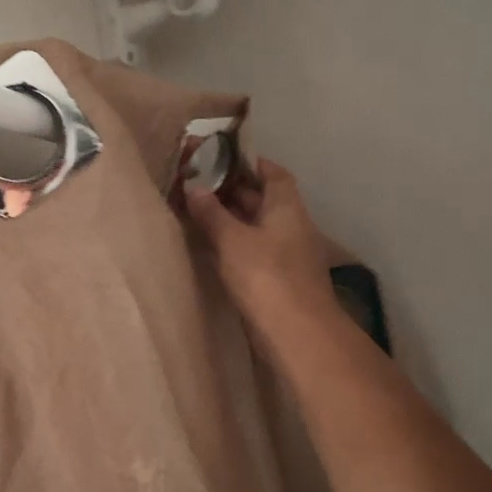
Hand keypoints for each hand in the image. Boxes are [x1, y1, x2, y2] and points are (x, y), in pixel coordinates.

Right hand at [184, 158, 340, 323]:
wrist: (296, 332)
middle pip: (262, 198)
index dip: (250, 163)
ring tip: (196, 212)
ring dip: (230, 218)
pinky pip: (253, 249)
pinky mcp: (277, 278)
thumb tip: (195, 188)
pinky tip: (210, 246)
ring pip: (255, 225)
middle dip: (232, 190)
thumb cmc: (266, 276)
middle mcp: (290, 225)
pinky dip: (233, 243)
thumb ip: (211, 213)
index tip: (221, 158)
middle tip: (196, 184)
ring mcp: (286, 253)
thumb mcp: (231, 239)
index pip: (273, 173)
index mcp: (286, 207)